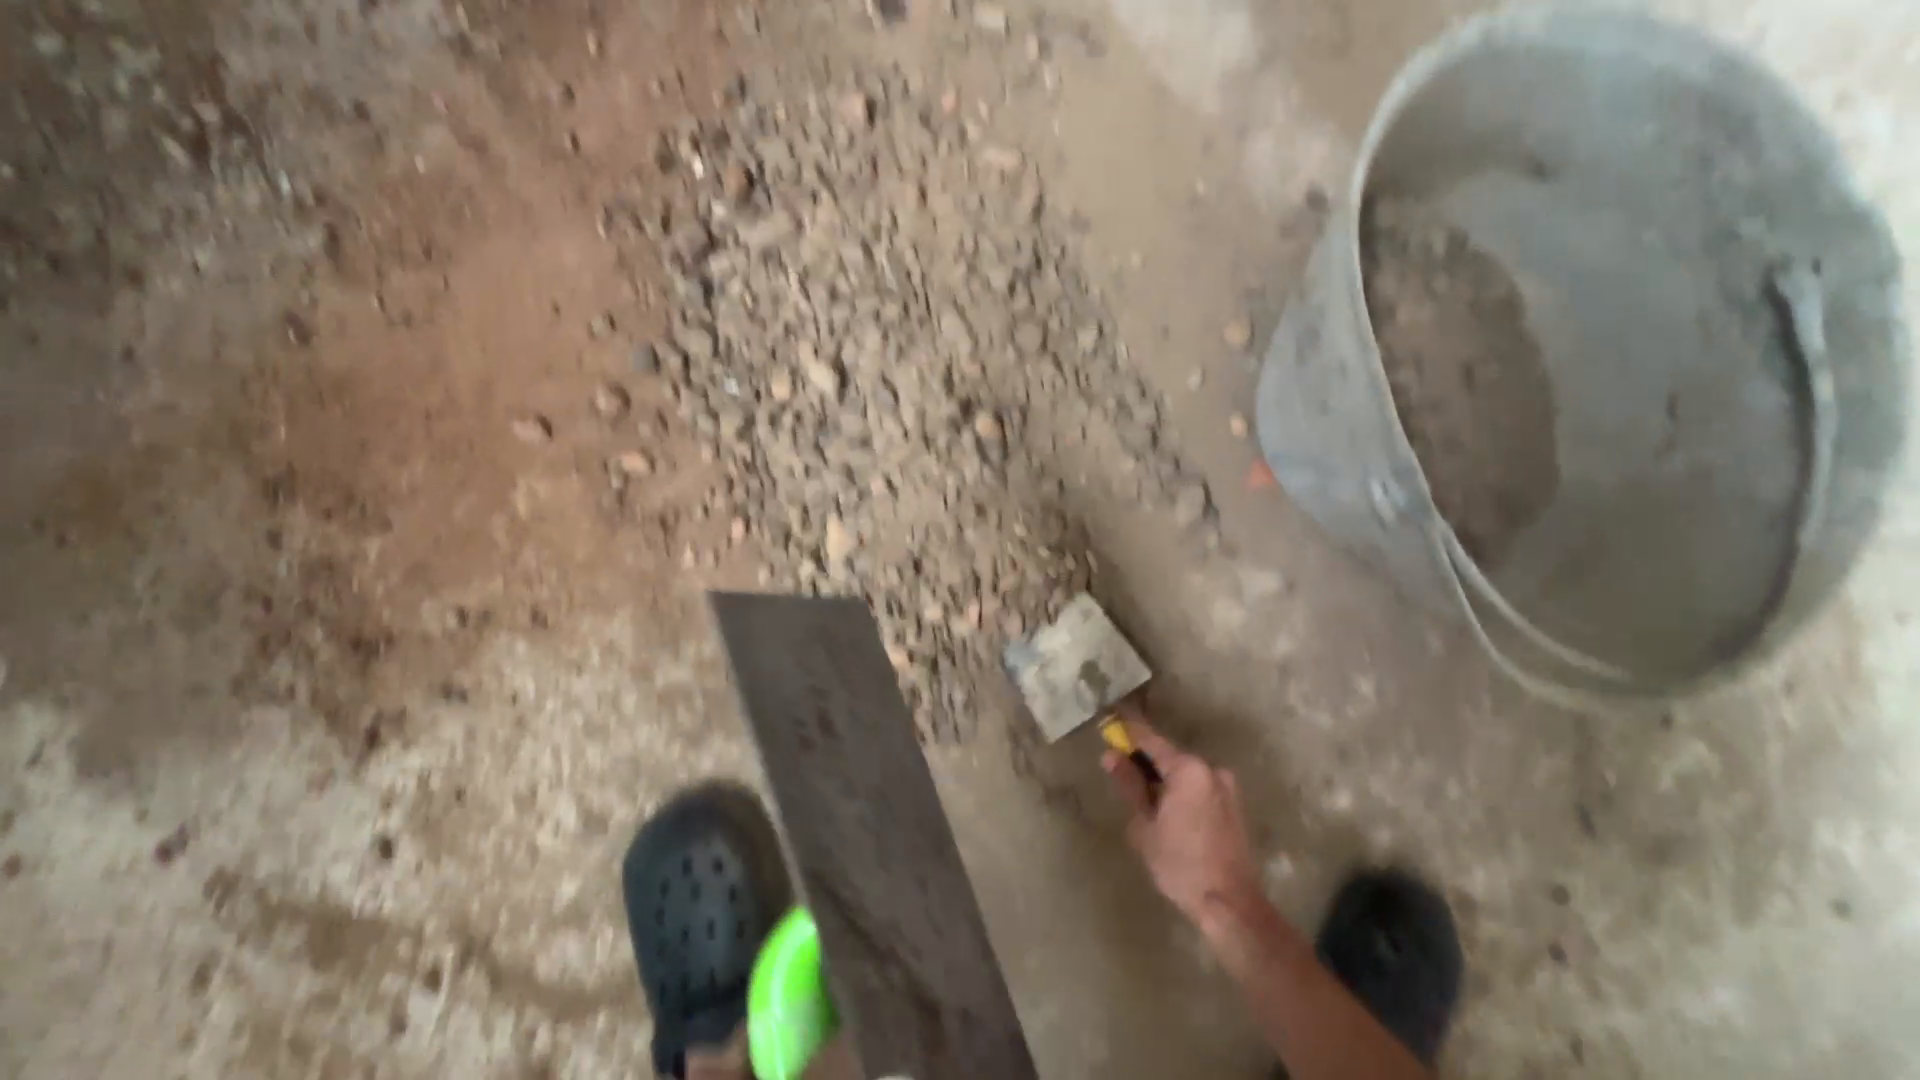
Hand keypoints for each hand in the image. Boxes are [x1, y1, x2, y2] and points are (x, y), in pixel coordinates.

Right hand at [1103, 711, 1263, 928]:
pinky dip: (1179, 790)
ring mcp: (1226, 787)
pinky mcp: (1233, 805)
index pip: (1150, 739)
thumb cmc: (1180, 864)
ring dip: (1162, 777)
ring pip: (1184, 773)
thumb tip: (1111, 756)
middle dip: (1144, 759)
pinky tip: (1164, 810)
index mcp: (1188, 769)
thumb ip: (1129, 785)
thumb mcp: (1145, 825)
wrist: (1229, 903)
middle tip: (1118, 769)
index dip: (1127, 731)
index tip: (1108, 722)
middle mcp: (1211, 769)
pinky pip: (1198, 787)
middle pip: (1169, 755)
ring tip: (1140, 796)